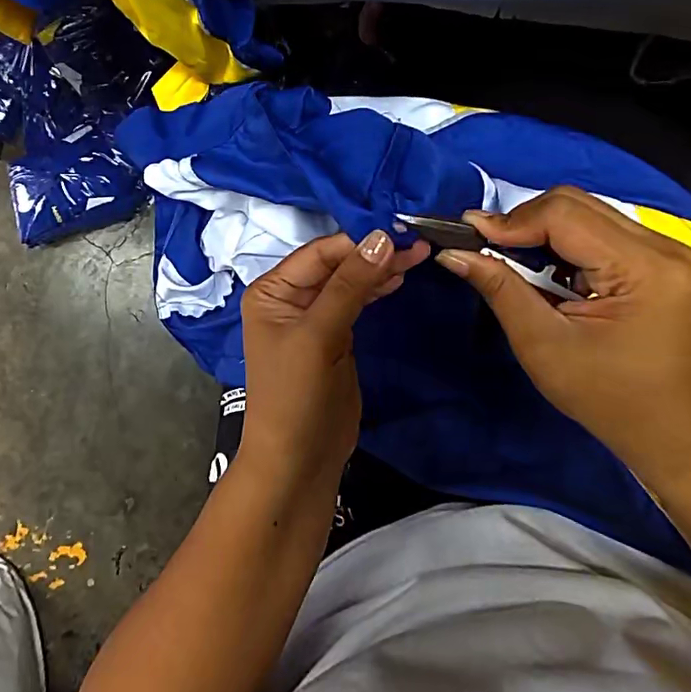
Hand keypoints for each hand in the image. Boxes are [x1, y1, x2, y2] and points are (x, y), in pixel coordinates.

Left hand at [237, 230, 430, 484]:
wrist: (298, 460)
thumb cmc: (296, 395)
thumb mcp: (319, 335)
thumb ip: (349, 285)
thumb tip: (381, 237)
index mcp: (272, 290)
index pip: (319, 253)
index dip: (358, 241)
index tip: (400, 231)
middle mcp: (289, 297)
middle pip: (335, 265)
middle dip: (373, 254)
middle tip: (418, 244)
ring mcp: (312, 317)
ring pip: (349, 282)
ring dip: (379, 270)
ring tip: (417, 256)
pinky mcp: (334, 337)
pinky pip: (356, 303)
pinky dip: (376, 290)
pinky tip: (397, 279)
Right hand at [436, 187, 690, 471]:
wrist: (665, 429)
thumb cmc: (605, 395)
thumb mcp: (541, 343)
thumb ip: (499, 288)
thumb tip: (453, 251)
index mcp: (645, 269)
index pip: (563, 216)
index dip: (510, 222)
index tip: (467, 234)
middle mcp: (663, 248)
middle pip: (573, 203)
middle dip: (521, 221)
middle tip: (484, 246)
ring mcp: (665, 249)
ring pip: (582, 208)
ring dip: (538, 227)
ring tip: (509, 255)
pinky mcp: (657, 256)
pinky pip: (595, 224)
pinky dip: (559, 237)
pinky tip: (543, 264)